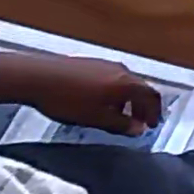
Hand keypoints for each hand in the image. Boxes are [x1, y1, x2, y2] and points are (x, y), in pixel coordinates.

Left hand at [23, 57, 162, 135]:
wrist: (39, 77)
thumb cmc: (69, 100)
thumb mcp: (96, 118)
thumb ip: (120, 124)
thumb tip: (139, 129)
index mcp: (127, 83)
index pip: (151, 96)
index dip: (154, 112)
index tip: (152, 125)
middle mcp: (122, 71)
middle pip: (141, 88)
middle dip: (143, 106)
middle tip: (139, 122)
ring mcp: (107, 65)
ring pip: (127, 83)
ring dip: (129, 100)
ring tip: (119, 116)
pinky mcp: (93, 64)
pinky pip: (114, 79)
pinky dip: (117, 93)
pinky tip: (101, 103)